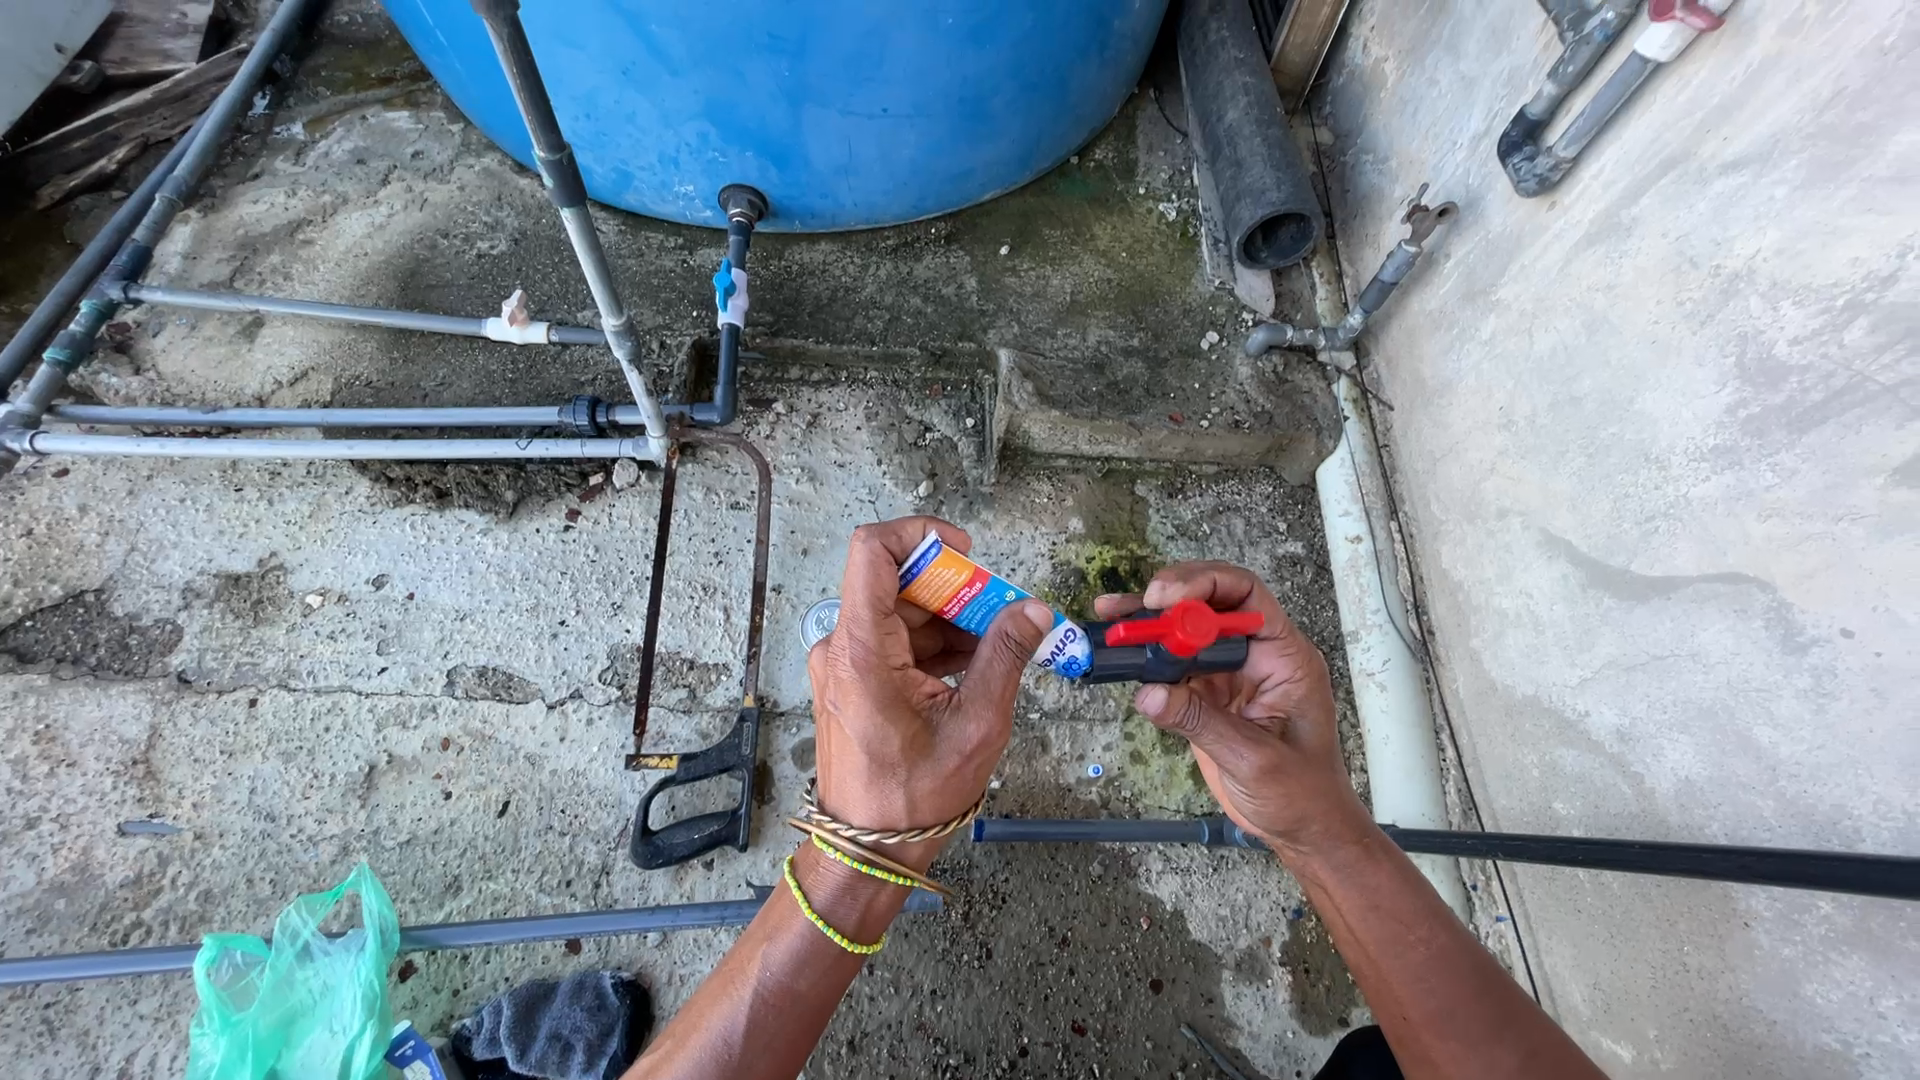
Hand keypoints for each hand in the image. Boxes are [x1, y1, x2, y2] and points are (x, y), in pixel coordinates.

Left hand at [808, 517, 1053, 870]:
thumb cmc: (918, 794)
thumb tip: (1034, 609)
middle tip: (1003, 615)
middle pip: (897, 581)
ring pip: (901, 612)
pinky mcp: (852, 678)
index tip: (968, 552)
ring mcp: (844, 662)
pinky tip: (973, 666)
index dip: (920, 533)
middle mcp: (842, 644)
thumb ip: (1005, 656)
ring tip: (997, 648)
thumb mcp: (976, 724)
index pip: (873, 549)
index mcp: (861, 648)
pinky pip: (895, 641)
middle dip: (956, 588)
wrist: (867, 850)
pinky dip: (934, 644)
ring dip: (951, 619)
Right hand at [1094, 562, 1370, 859]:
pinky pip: (1171, 662)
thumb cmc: (1299, 794)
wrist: (1303, 829)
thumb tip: (1147, 695)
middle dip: (1169, 596)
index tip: (1164, 600)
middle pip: (1210, 602)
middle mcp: (1255, 652)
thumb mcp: (1254, 758)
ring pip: (1185, 628)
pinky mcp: (1205, 691)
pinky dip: (1143, 654)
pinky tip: (1116, 648)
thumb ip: (1201, 722)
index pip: (1246, 595)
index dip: (1204, 584)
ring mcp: (1228, 670)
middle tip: (1132, 607)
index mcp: (1284, 655)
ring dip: (1148, 620)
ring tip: (1109, 612)